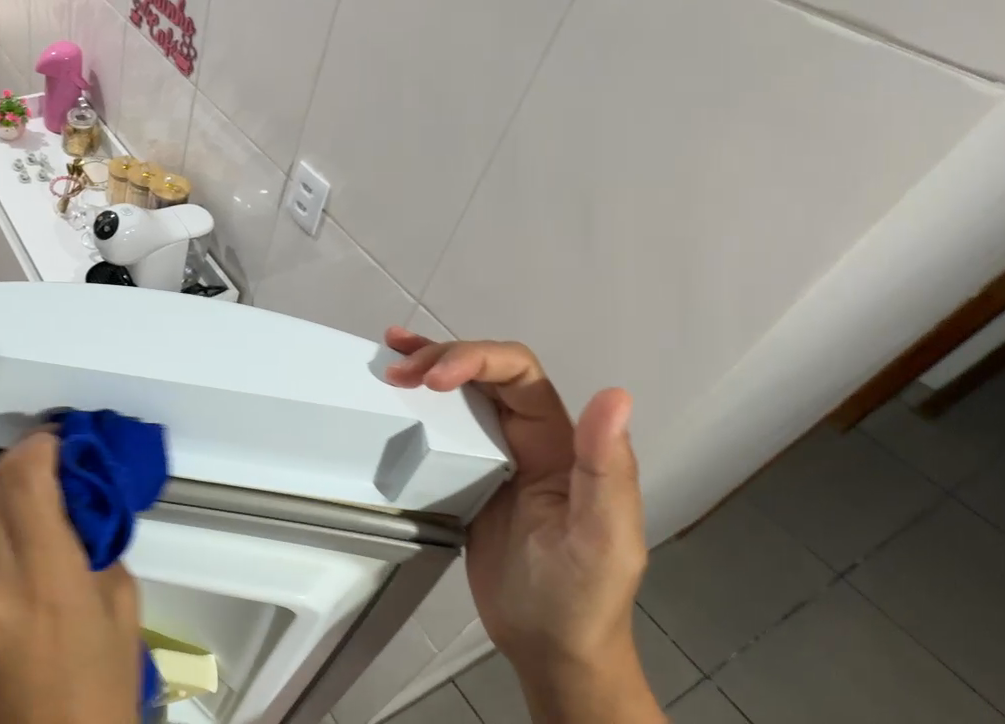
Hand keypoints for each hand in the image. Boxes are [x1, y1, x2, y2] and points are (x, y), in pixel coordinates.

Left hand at [0, 432, 142, 723]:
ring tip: (34, 482)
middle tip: (58, 455)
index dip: (44, 444)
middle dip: (26, 455)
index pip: (25, 476)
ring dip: (0, 476)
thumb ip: (97, 541)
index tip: (69, 440)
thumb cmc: (102, 686)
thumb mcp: (122, 605)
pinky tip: (15, 518)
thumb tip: (80, 502)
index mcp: (43, 573)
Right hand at [385, 331, 662, 723]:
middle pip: (485, 372)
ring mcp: (496, 455)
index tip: (434, 380)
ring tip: (390, 355)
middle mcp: (528, 437)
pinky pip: (443, 423)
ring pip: (462, 391)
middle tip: (397, 372)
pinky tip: (395, 387)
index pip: (519, 373)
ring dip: (427, 364)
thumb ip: (606, 468)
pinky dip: (418, 399)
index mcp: (561, 442)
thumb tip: (614, 396)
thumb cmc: (582, 597)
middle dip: (441, 358)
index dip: (476, 360)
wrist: (551, 648)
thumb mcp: (602, 538)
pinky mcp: (467, 475)